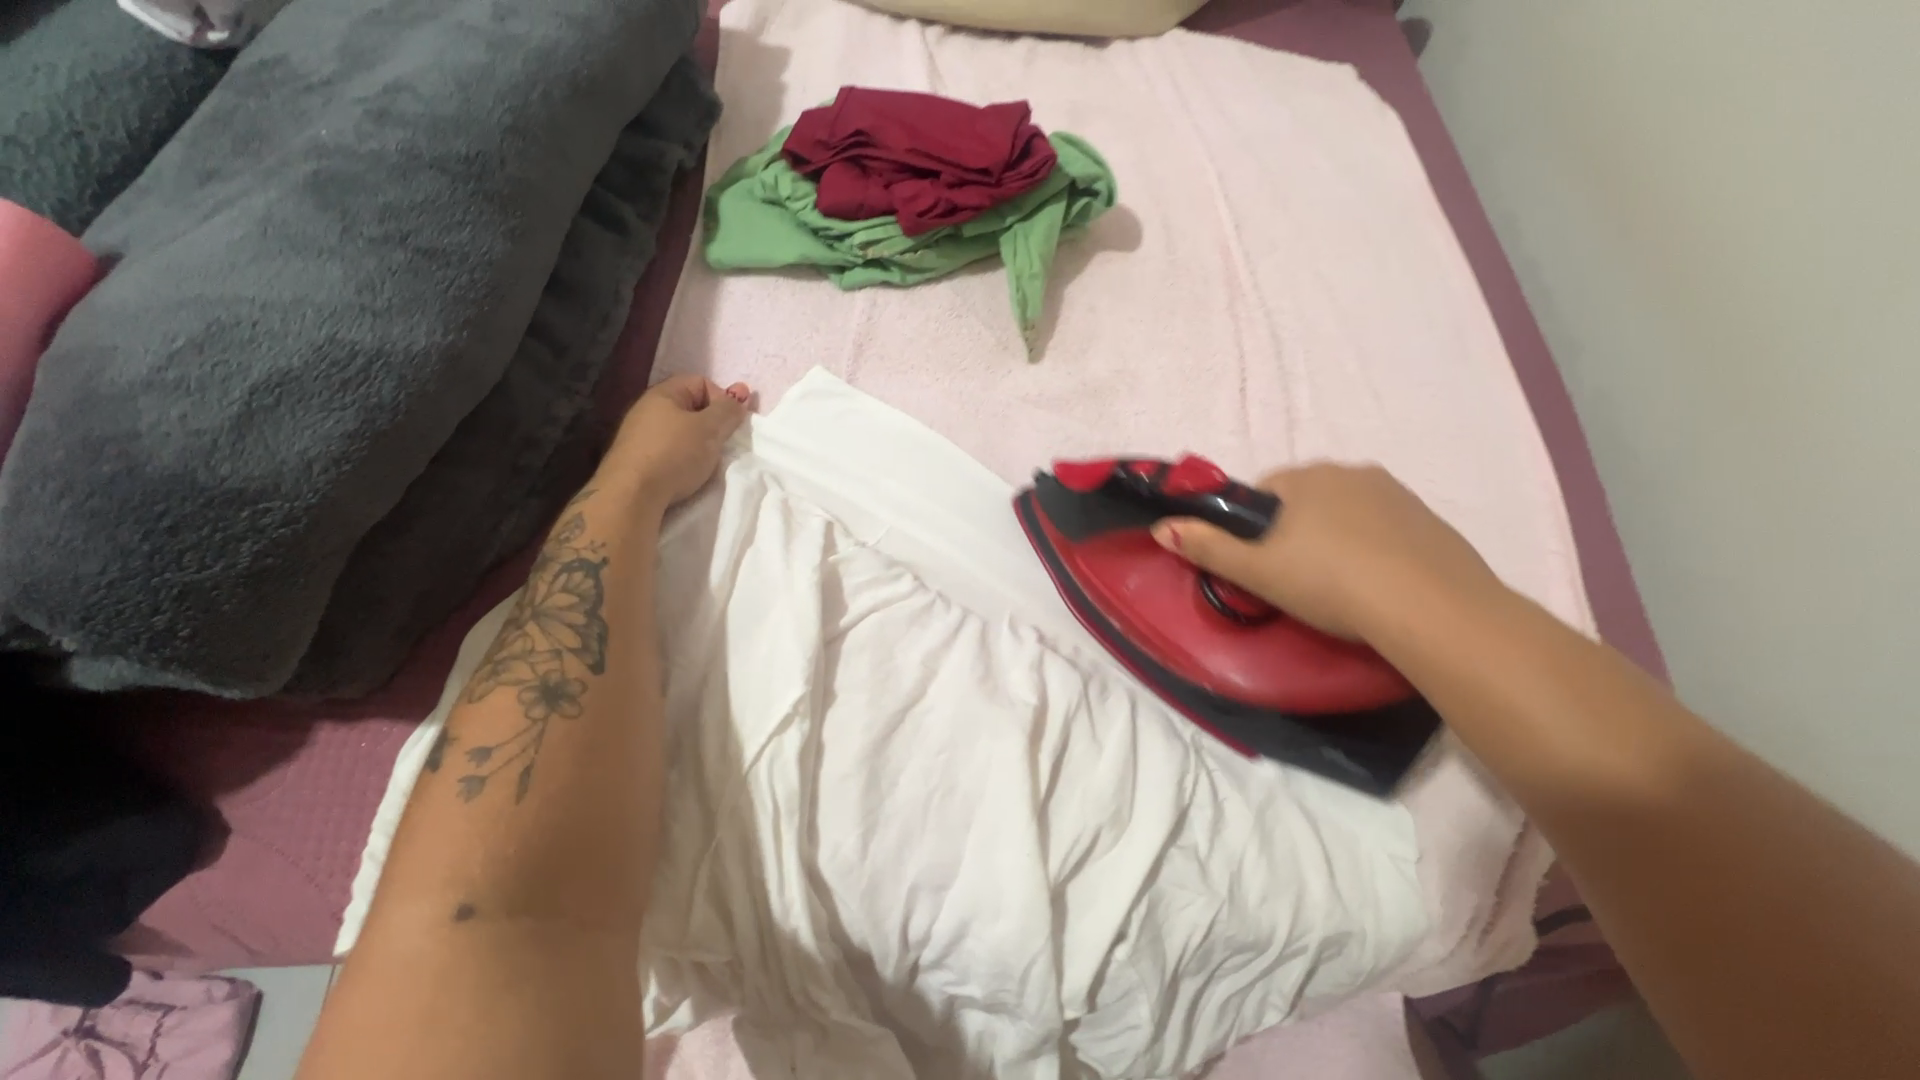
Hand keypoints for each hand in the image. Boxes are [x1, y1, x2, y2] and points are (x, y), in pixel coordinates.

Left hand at [604, 375, 751, 506]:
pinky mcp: (636, 459)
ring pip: (680, 431)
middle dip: (711, 424)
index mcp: (663, 394)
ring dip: (698, 444)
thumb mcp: (709, 429)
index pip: (701, 382)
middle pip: (690, 407)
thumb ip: (728, 410)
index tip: (730, 424)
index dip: (722, 399)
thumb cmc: (674, 454)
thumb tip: (741, 392)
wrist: (631, 495)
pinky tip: (685, 472)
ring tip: (705, 461)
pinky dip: (681, 458)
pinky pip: (668, 450)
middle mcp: (647, 408)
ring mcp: (638, 434)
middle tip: (721, 443)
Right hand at [1151, 463, 1501, 640]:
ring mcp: (1396, 492)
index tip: (1264, 567)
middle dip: (1297, 532)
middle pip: (1306, 501)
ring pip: (1347, 513)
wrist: (1430, 607)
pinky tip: (1378, 585)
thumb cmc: (1330, 584)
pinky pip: (1385, 528)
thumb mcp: (1258, 572)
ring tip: (1341, 588)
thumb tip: (1162, 527)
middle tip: (1298, 581)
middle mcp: (1350, 472)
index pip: (1264, 494)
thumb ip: (1208, 548)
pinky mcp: (1429, 518)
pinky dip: (1375, 549)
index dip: (1256, 531)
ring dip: (1337, 538)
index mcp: (1304, 478)